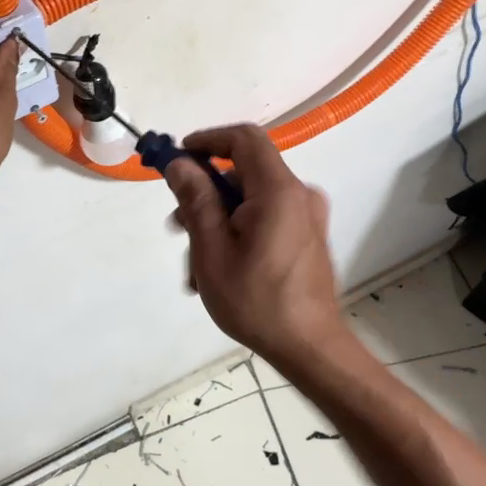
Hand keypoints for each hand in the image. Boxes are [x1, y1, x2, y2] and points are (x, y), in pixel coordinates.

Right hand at [163, 125, 347, 360]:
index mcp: (278, 191)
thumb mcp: (212, 251)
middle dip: (204, 193)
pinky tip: (219, 271)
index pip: (243, 139)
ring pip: (250, 201)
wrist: (309, 347)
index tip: (176, 159)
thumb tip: (180, 164)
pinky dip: (237, 233)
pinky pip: (265, 220)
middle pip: (243, 173)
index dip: (206, 140)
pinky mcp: (307, 238)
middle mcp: (299, 195)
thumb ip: (196, 201)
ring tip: (195, 266)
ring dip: (217, 222)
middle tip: (176, 227)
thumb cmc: (256, 301)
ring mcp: (307, 217)